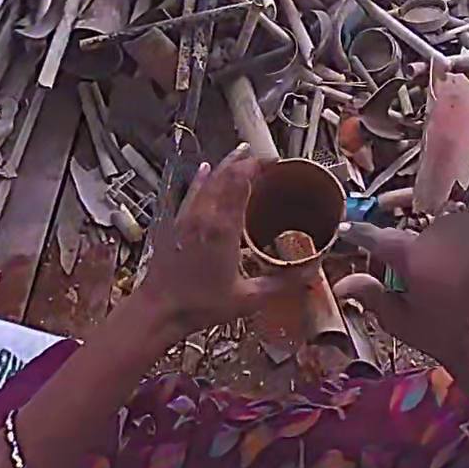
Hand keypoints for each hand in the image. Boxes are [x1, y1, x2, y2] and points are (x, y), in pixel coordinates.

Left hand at [132, 148, 302, 337]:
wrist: (158, 311)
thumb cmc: (200, 305)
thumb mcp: (247, 298)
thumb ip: (281, 284)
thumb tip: (310, 275)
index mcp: (224, 228)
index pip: (241, 181)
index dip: (257, 166)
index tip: (274, 162)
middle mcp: (205, 215)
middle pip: (226, 174)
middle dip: (246, 162)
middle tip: (265, 161)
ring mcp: (188, 217)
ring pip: (208, 179)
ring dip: (227, 166)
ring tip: (243, 156)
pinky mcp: (177, 223)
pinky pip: (192, 191)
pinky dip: (202, 177)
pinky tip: (205, 168)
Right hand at [331, 221, 468, 365]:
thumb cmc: (442, 328)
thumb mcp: (401, 317)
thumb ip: (371, 296)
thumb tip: (342, 284)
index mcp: (406, 253)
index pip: (373, 238)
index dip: (357, 234)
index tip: (344, 229)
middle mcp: (427, 234)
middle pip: (400, 240)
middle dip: (394, 257)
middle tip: (397, 284)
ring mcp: (452, 231)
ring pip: (425, 240)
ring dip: (422, 255)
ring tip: (431, 285)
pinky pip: (448, 239)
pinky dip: (444, 253)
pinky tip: (452, 278)